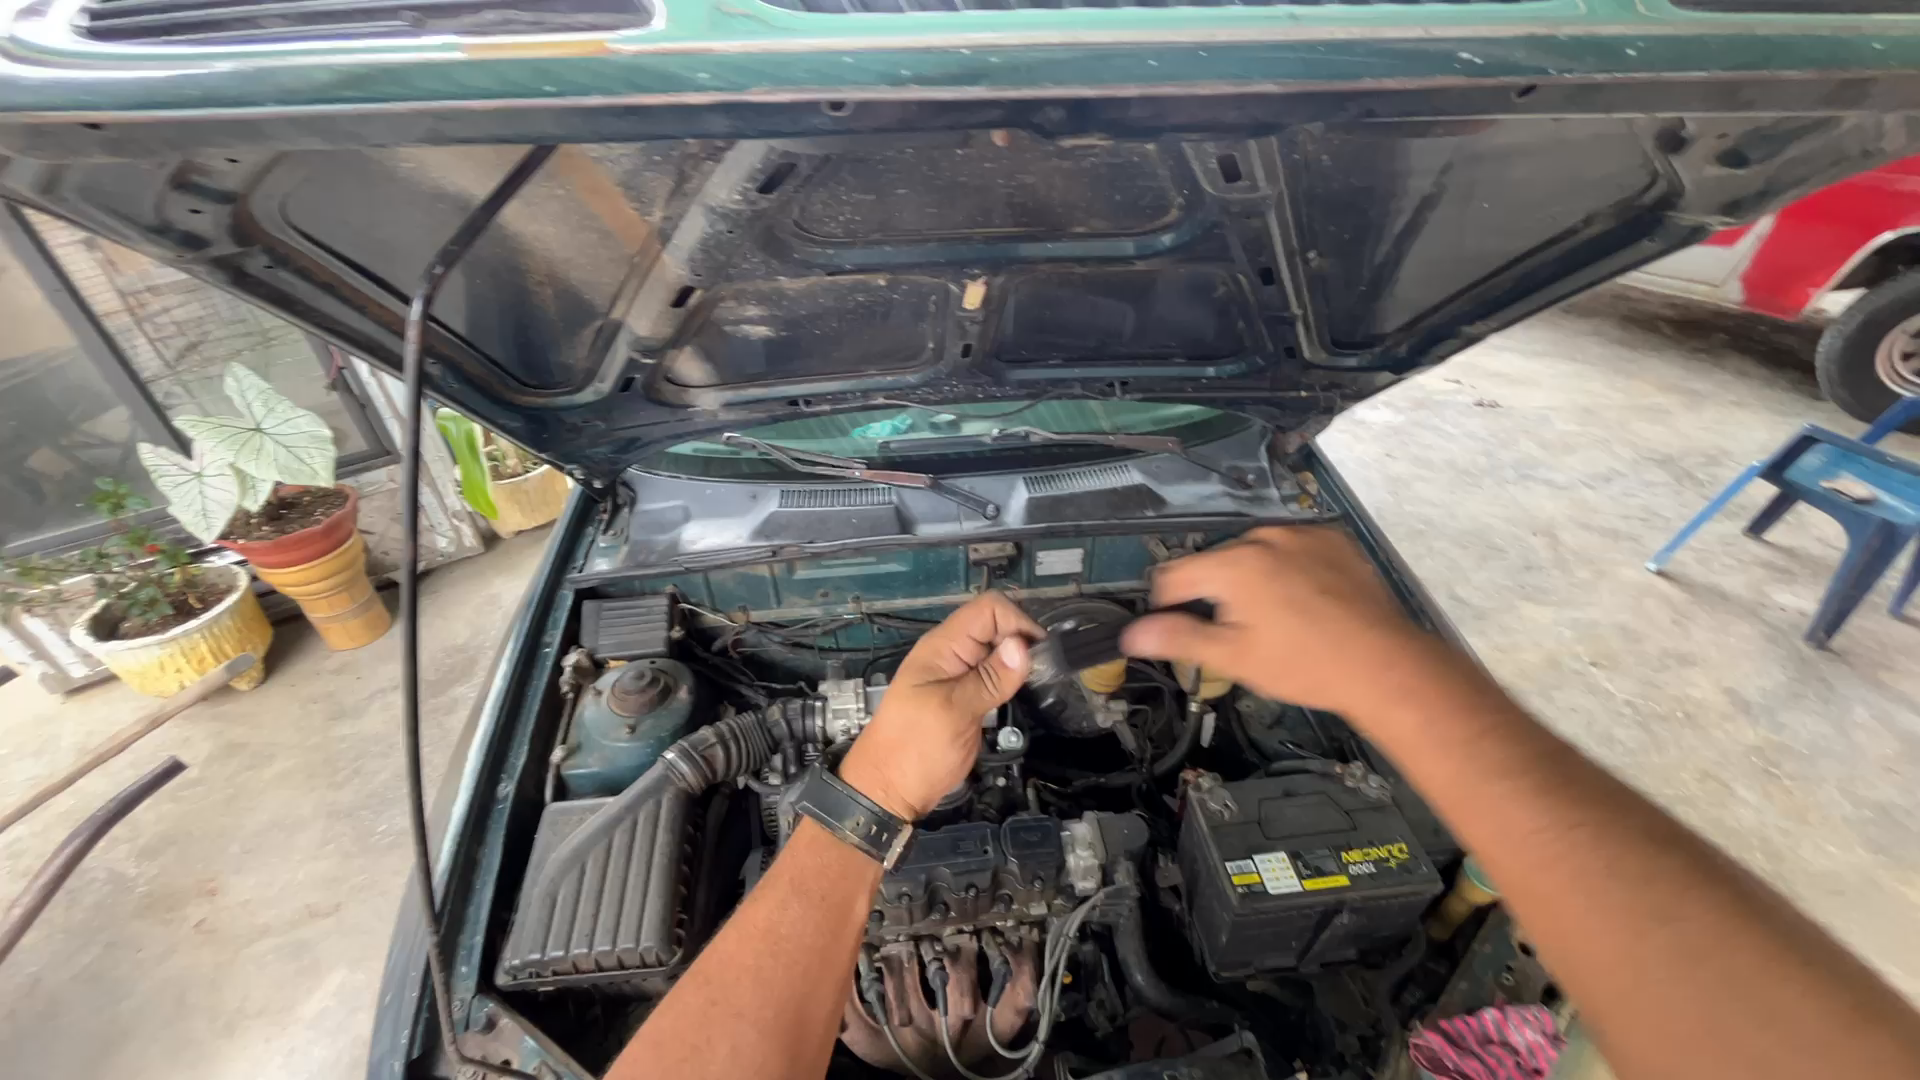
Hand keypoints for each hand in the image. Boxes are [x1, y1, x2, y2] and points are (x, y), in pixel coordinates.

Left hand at [839, 592, 1038, 819]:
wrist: (888, 791)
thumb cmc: (913, 749)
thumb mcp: (953, 712)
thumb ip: (989, 679)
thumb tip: (1023, 645)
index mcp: (943, 647)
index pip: (988, 609)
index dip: (1018, 622)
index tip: (1038, 653)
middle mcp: (953, 654)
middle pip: (997, 625)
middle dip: (1022, 641)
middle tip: (1044, 672)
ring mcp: (960, 676)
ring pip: (998, 650)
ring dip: (1020, 661)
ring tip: (1040, 683)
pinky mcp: (968, 697)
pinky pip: (994, 674)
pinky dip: (1012, 679)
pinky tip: (1025, 693)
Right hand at [1121, 526, 1448, 714]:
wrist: (1385, 665)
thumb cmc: (1301, 664)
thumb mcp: (1233, 658)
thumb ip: (1177, 638)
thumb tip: (1127, 634)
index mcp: (1231, 564)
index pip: (1171, 575)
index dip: (1164, 604)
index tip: (1177, 630)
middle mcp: (1262, 537)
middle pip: (1213, 562)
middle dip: (1211, 592)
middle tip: (1234, 631)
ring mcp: (1301, 533)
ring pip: (1252, 553)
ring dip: (1248, 578)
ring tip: (1273, 616)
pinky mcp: (1332, 538)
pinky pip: (1290, 548)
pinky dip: (1285, 567)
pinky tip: (1302, 599)